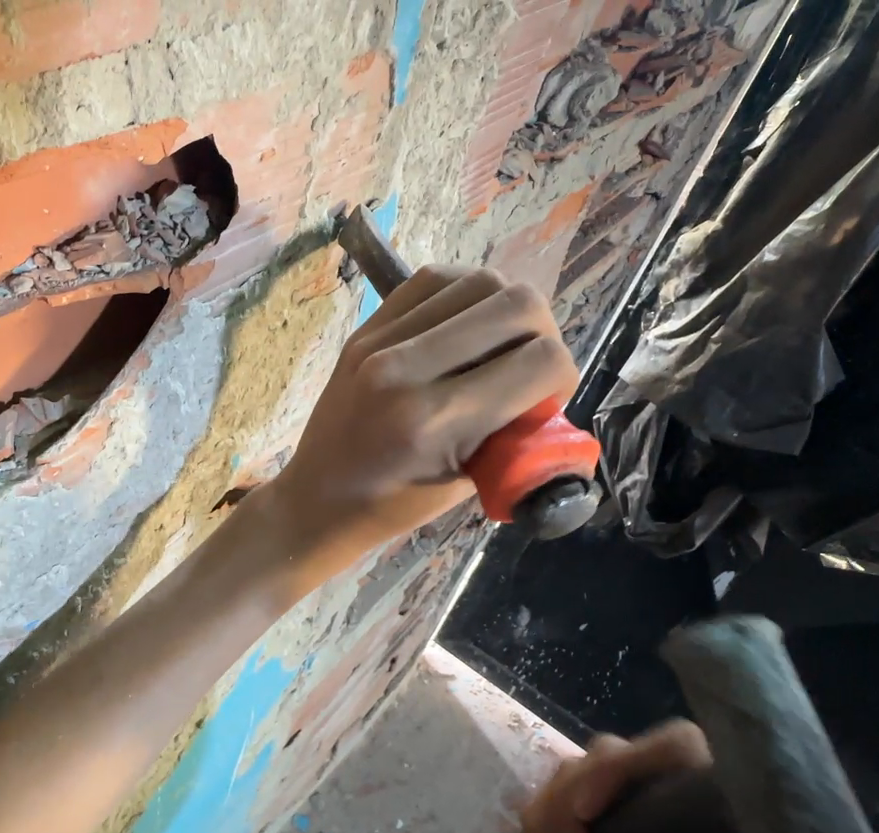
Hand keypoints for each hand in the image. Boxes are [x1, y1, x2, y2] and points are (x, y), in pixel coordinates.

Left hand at [259, 266, 577, 575]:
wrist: (316, 500)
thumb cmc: (393, 506)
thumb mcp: (468, 483)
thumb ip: (515, 429)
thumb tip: (552, 385)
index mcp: (434, 421)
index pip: (541, 361)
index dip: (562, 379)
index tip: (545, 401)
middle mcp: (405, 370)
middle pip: (518, 303)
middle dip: (543, 334)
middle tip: (527, 368)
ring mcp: (378, 343)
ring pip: (480, 282)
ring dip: (504, 311)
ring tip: (496, 348)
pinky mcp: (364, 330)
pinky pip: (433, 280)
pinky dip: (463, 295)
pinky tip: (465, 324)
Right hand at [523, 721, 773, 832]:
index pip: (686, 749)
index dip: (635, 759)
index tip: (590, 808)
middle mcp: (680, 807)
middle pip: (619, 751)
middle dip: (575, 800)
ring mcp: (637, 802)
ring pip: (578, 766)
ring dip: (553, 817)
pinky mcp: (599, 804)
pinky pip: (554, 782)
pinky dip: (540, 820)